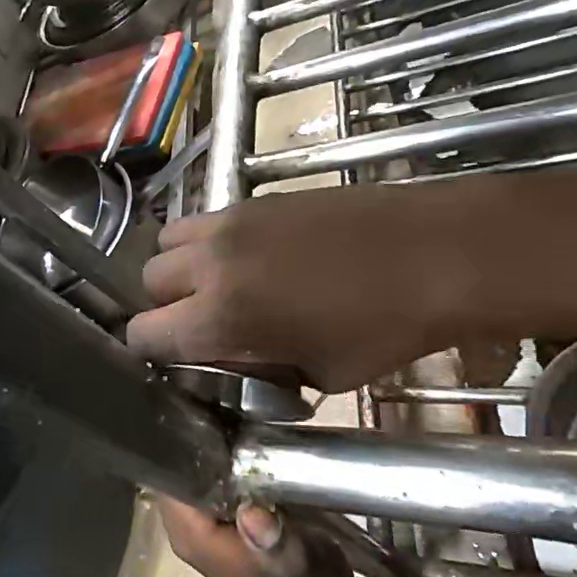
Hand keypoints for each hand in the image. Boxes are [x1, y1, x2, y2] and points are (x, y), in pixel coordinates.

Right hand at [128, 184, 489, 391]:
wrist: (431, 252)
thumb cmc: (385, 327)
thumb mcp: (321, 374)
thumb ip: (259, 369)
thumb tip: (231, 362)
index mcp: (223, 315)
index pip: (145, 333)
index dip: (152, 350)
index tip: (174, 356)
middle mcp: (210, 263)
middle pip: (148, 281)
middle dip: (165, 305)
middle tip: (201, 319)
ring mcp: (226, 224)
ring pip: (165, 243)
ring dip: (178, 267)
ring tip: (215, 282)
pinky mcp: (247, 202)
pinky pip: (200, 221)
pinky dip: (205, 243)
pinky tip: (244, 257)